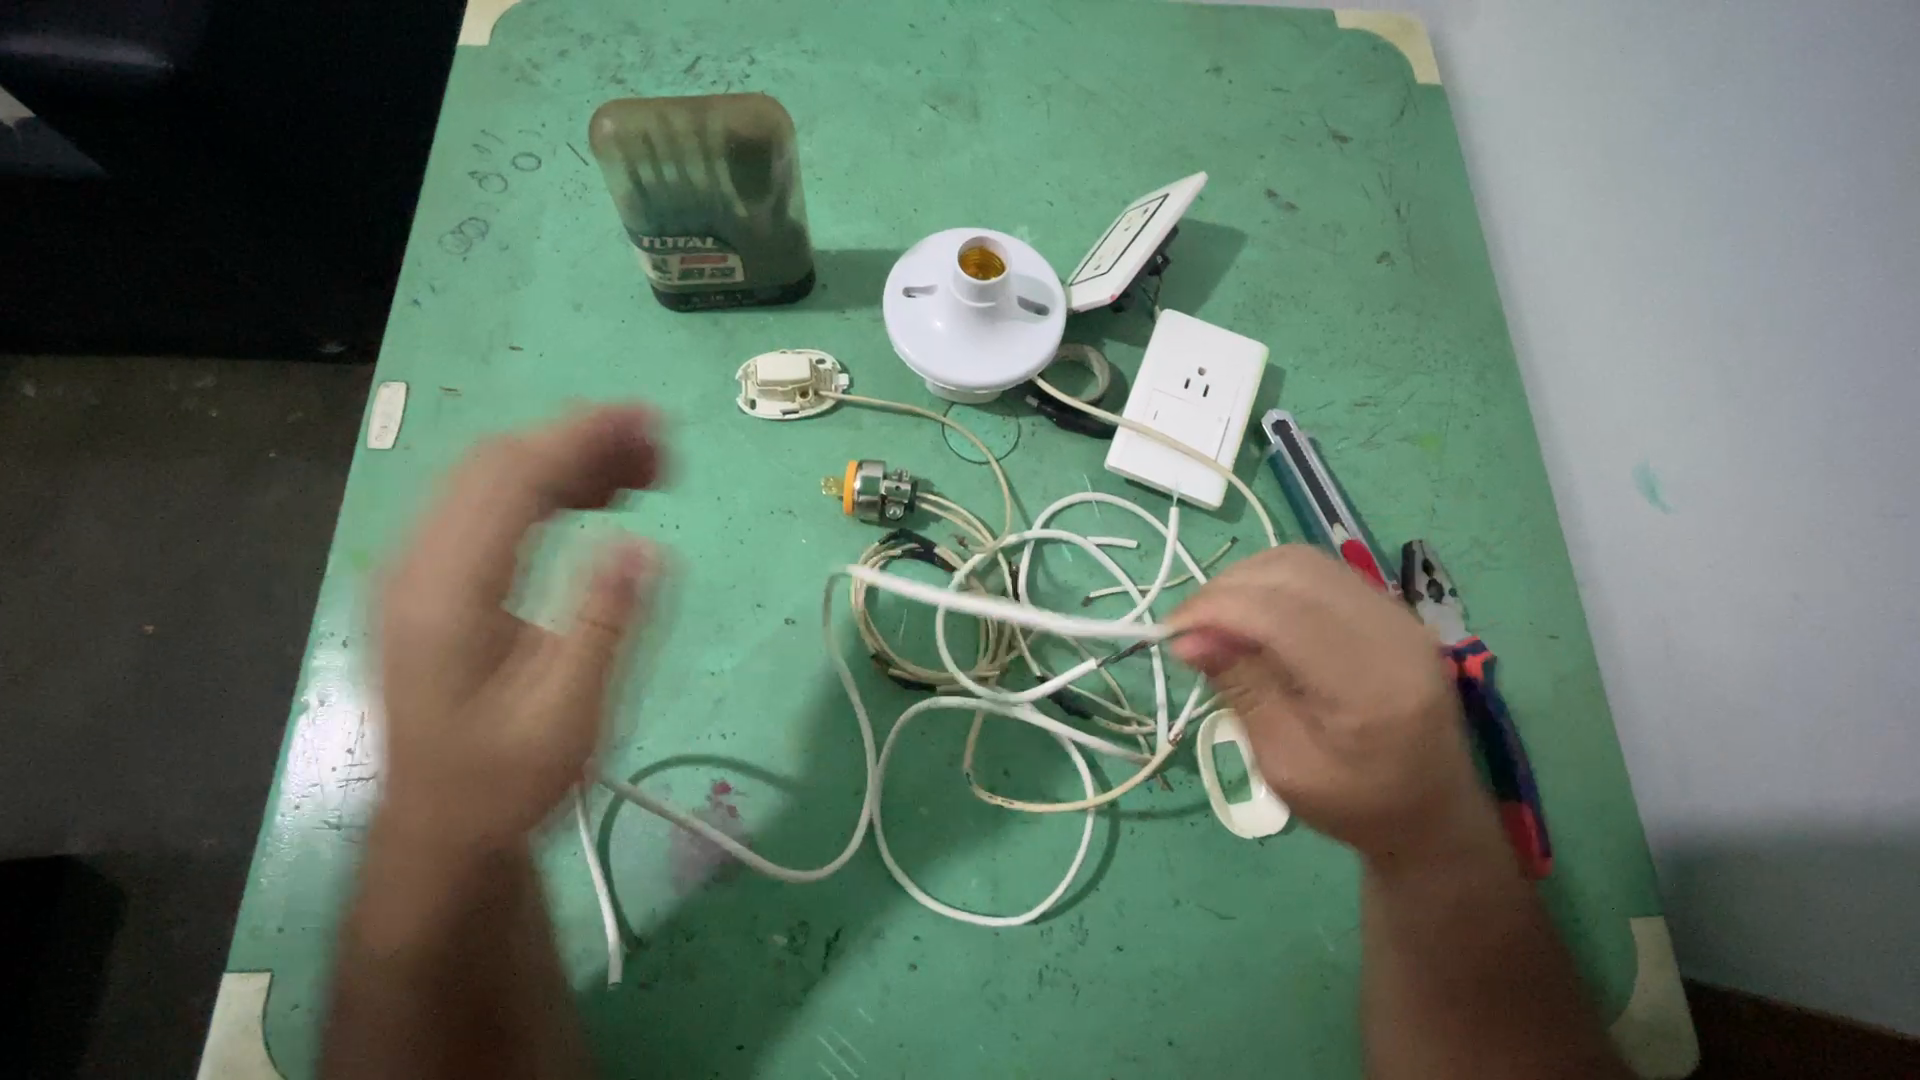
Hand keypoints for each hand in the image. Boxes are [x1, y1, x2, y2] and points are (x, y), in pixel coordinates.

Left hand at [377, 406, 664, 853]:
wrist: (439, 831)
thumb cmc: (506, 782)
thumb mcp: (567, 716)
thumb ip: (603, 625)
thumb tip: (643, 542)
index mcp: (446, 594)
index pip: (511, 480)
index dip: (582, 437)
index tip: (650, 421)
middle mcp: (418, 566)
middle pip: (497, 465)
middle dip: (582, 440)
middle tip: (662, 452)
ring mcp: (419, 572)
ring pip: (492, 481)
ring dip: (568, 461)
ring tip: (644, 472)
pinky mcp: (434, 583)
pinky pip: (490, 509)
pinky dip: (548, 489)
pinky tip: (597, 501)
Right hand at [1171, 546, 1493, 863]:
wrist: (1433, 815)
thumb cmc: (1354, 805)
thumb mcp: (1284, 765)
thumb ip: (1242, 692)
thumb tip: (1185, 639)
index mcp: (1371, 686)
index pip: (1282, 614)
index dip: (1217, 609)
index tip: (1170, 633)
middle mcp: (1393, 634)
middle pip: (1292, 573)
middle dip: (1225, 589)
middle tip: (1187, 628)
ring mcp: (1398, 615)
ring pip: (1302, 562)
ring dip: (1245, 580)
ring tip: (1214, 620)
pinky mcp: (1390, 610)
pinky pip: (1319, 572)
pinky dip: (1271, 582)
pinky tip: (1250, 615)